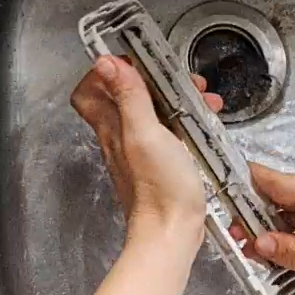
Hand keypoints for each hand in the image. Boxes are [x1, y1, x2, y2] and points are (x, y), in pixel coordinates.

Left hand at [70, 55, 222, 240]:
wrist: (172, 233)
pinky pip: (168, 133)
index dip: (108, 71)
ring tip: (203, 101)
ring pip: (151, 114)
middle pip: (126, 98)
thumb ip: (128, 97)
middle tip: (181, 80)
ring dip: (175, 101)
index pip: (91, 90)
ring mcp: (140, 153)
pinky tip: (203, 126)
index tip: (136, 61)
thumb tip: (105, 63)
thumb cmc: (161, 188)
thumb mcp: (146, 133)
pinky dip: (185, 122)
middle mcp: (121, 138)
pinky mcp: (160, 166)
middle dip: (154, 81)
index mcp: (112, 127)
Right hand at [237, 164, 294, 294]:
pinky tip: (279, 260)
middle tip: (233, 236)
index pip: (279, 181)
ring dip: (276, 236)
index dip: (248, 186)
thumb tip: (257, 242)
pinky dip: (294, 245)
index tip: (221, 190)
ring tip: (251, 253)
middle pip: (286, 200)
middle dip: (258, 218)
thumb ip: (287, 251)